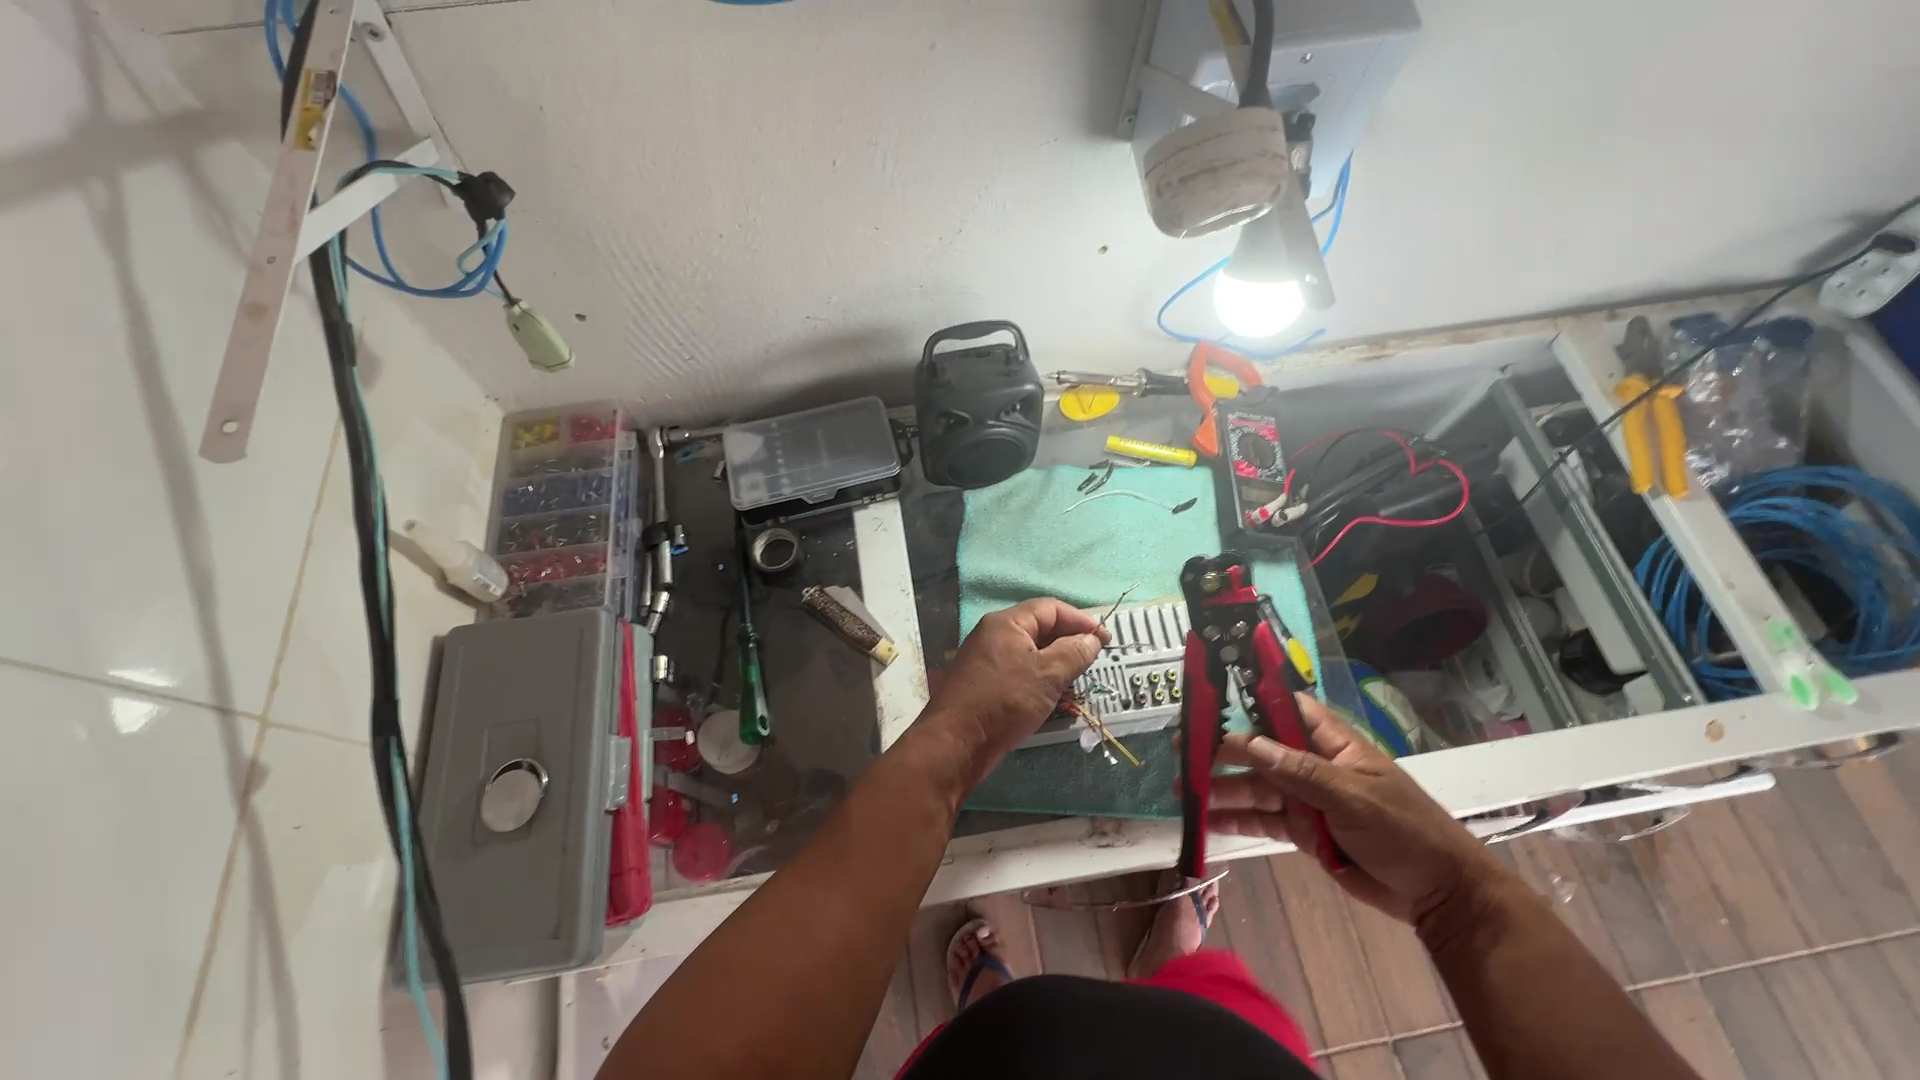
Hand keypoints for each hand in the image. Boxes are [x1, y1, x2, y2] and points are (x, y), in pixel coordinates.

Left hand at [923, 598, 1108, 764]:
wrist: (957, 742)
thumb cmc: (1004, 701)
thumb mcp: (1047, 674)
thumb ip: (1074, 652)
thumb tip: (1092, 638)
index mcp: (1006, 623)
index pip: (1050, 608)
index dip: (1080, 620)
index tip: (1105, 638)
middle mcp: (994, 635)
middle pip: (1039, 628)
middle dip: (1069, 641)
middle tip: (1094, 659)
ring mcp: (986, 660)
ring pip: (1030, 653)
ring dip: (1056, 663)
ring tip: (1078, 679)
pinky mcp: (985, 684)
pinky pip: (1019, 672)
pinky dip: (1040, 679)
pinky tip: (1053, 696)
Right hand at [1209, 692, 1507, 930]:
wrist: (1440, 894)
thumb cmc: (1407, 832)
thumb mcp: (1354, 797)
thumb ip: (1300, 771)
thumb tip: (1249, 743)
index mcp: (1334, 745)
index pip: (1288, 709)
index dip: (1251, 701)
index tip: (1211, 699)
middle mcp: (1315, 766)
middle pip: (1261, 750)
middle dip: (1222, 750)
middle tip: (1180, 750)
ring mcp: (1308, 800)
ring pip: (1256, 787)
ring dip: (1221, 789)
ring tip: (1182, 791)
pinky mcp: (1304, 833)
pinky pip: (1263, 821)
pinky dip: (1235, 820)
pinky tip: (1205, 822)